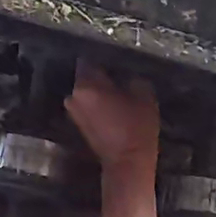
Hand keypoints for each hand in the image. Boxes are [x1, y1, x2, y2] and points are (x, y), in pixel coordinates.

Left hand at [64, 60, 158, 174]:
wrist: (127, 162)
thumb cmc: (136, 126)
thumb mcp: (143, 93)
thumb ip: (131, 77)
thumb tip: (125, 72)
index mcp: (86, 84)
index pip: (89, 58)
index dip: (102, 55)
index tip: (115, 54)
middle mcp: (73, 95)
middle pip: (85, 75)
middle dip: (100, 73)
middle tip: (118, 70)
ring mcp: (72, 110)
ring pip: (86, 90)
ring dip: (98, 88)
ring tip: (117, 85)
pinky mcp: (77, 122)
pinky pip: (87, 103)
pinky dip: (97, 101)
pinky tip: (112, 101)